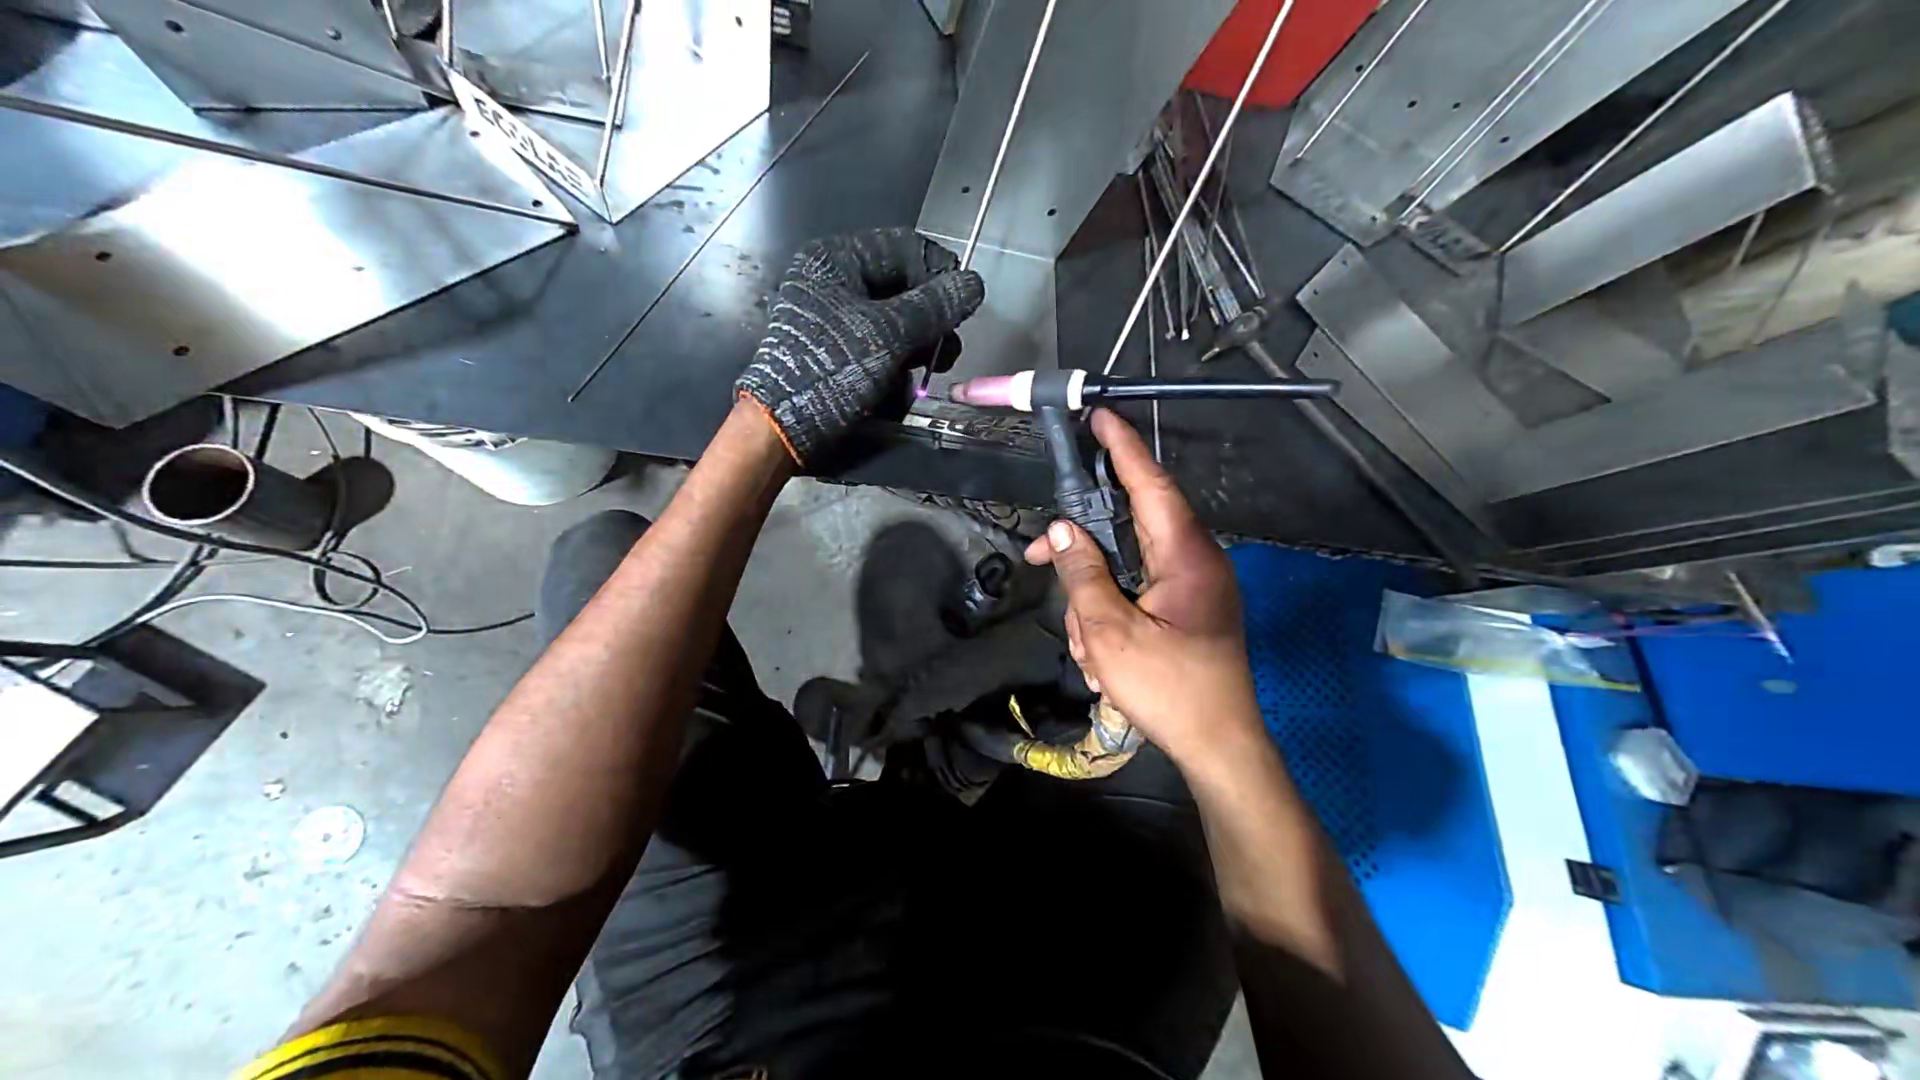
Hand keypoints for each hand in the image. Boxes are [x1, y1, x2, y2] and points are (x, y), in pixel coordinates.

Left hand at [737, 228, 984, 466]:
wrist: (785, 426)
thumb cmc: (831, 369)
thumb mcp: (889, 335)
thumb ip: (934, 307)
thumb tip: (974, 284)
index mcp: (836, 258)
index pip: (905, 247)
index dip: (940, 275)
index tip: (960, 310)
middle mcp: (834, 278)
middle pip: (902, 283)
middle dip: (931, 317)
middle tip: (946, 349)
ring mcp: (834, 314)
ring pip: (895, 316)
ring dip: (920, 341)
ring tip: (931, 368)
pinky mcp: (838, 346)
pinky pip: (880, 340)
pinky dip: (899, 356)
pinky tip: (907, 379)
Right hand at [1024, 410, 1263, 770]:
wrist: (1219, 746)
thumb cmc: (1168, 689)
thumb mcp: (1110, 632)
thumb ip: (1083, 574)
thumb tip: (1062, 530)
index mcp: (1186, 556)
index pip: (1150, 485)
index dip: (1122, 449)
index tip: (1100, 418)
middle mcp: (1195, 561)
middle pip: (1129, 527)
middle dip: (1083, 549)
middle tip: (1040, 555)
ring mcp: (1194, 587)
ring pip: (1126, 567)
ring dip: (1095, 600)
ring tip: (1089, 649)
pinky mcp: (1188, 610)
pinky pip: (1138, 593)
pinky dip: (1112, 616)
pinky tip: (1103, 658)